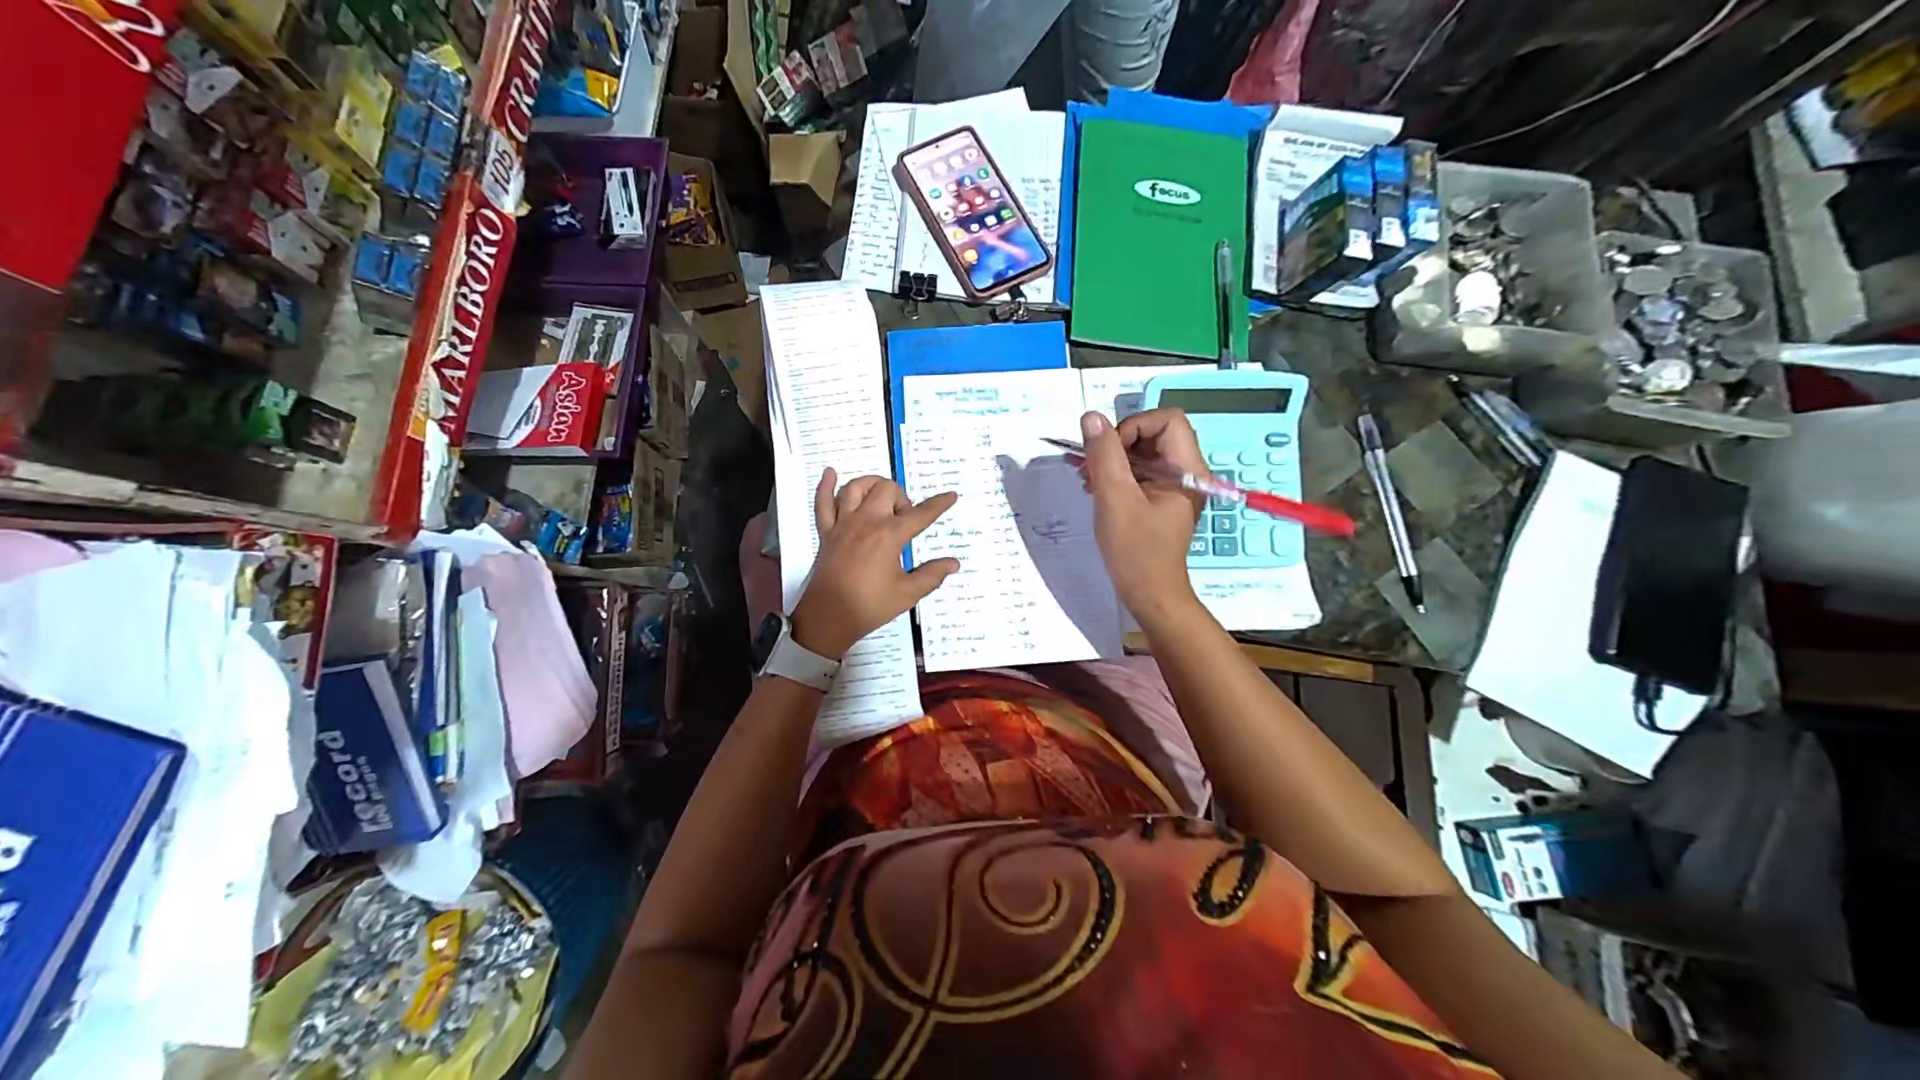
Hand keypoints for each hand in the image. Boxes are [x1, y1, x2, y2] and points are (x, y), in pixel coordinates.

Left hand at [789, 469, 959, 658]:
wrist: (829, 616)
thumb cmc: (870, 605)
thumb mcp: (908, 593)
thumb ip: (932, 575)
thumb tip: (953, 563)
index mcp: (889, 535)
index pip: (920, 515)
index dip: (938, 505)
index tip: (950, 496)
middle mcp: (867, 521)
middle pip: (887, 490)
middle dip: (902, 497)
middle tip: (905, 519)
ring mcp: (843, 524)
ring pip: (856, 487)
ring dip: (872, 485)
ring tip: (880, 496)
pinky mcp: (826, 532)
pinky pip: (822, 502)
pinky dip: (825, 485)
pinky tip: (830, 473)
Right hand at [1077, 409, 1205, 619]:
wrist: (1150, 595)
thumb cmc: (1136, 551)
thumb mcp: (1115, 499)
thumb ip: (1104, 455)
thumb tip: (1092, 418)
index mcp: (1187, 470)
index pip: (1167, 420)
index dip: (1134, 427)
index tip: (1110, 453)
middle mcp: (1185, 472)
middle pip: (1153, 433)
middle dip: (1117, 443)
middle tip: (1090, 464)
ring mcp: (1173, 486)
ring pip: (1142, 452)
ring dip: (1112, 459)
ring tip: (1087, 478)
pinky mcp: (1159, 499)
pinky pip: (1138, 472)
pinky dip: (1115, 474)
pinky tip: (1094, 488)